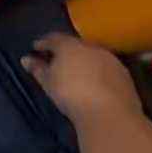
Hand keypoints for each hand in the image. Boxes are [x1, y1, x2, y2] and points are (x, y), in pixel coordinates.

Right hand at [23, 34, 140, 130]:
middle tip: (57, 61)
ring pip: (92, 55)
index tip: (36, 49)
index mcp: (69, 45)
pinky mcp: (125, 73)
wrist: (110, 114)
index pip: (53, 38)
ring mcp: (110, 59)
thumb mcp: (48, 82)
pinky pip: (106, 67)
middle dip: (65, 51)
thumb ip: (37, 68)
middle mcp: (91, 46)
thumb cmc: (71, 94)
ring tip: (76, 73)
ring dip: (84, 60)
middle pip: (75, 45)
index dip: (43, 44)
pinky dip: (98, 71)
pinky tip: (94, 83)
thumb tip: (26, 59)